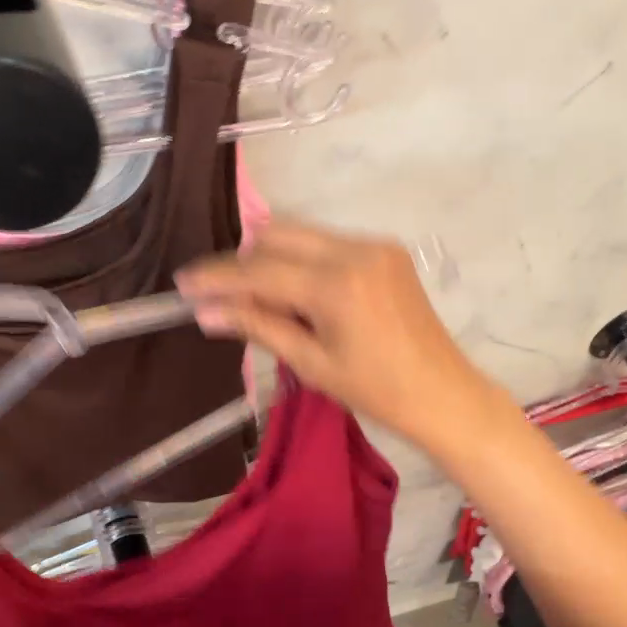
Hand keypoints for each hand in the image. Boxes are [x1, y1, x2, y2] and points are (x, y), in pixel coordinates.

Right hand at [177, 223, 500, 446]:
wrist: (442, 392)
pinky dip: (302, 263)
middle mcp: (354, 250)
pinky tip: (298, 297)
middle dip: (244, 261)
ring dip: (272, 260)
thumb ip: (259, 328)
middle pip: (277, 234)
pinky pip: (327, 245)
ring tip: (259, 302)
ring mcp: (374, 245)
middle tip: (221, 296)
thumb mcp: (311, 364)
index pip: (260, 271)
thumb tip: (206, 313)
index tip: (184, 284)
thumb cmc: (375, 391)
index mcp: (336, 284)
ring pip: (302, 234)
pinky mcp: (386, 251)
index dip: (218, 278)